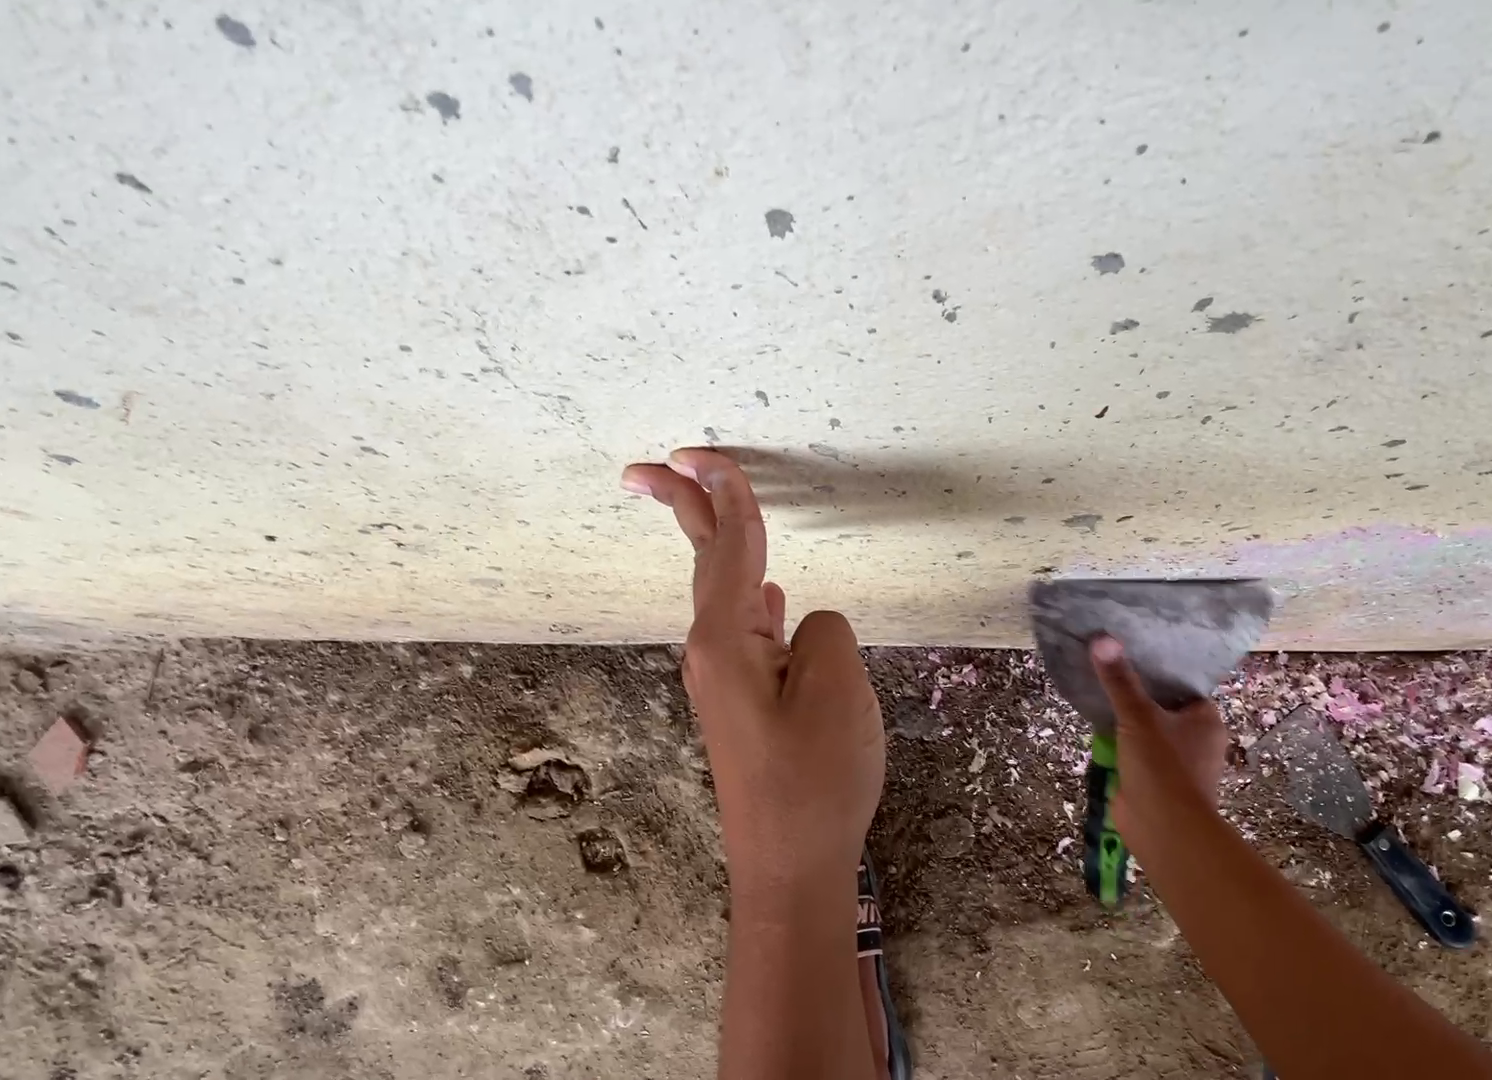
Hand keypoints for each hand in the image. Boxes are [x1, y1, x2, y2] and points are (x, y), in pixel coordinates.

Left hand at [621, 448, 885, 896]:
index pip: (727, 547)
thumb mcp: (837, 689)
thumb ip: (822, 630)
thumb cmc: (814, 780)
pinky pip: (744, 627)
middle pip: (708, 561)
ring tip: (714, 509)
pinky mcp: (743, 701)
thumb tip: (801, 625)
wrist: (790, 868)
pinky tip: (768, 592)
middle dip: (689, 507)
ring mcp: (725, 678)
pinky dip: (750, 593)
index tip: (702, 452)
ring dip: (721, 545)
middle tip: (653, 466)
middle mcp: (713, 652)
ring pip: (725, 593)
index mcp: (727, 640)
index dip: (724, 494)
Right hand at [1088, 636, 1228, 839]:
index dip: (1156, 669)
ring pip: (1146, 729)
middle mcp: (1196, 739)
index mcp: (1206, 720)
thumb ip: (1119, 680)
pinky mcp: (1154, 779)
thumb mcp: (1138, 716)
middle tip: (1106, 666)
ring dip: (1124, 719)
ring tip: (1096, 689)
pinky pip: (1134, 750)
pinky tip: (1095, 725)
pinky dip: (1118, 741)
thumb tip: (1102, 639)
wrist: (1163, 828)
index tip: (1129, 651)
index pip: (1181, 685)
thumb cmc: (1162, 766)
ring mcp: (1175, 761)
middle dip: (1135, 693)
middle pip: (1161, 706)